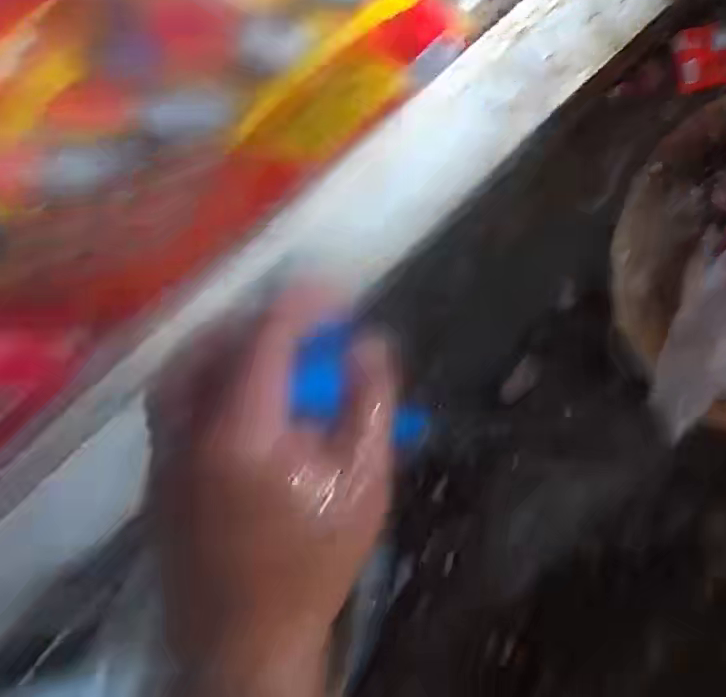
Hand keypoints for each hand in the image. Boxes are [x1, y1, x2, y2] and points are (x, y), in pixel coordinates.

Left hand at [150, 288, 396, 696]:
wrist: (250, 630)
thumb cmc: (323, 545)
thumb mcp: (369, 469)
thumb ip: (369, 398)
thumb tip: (367, 342)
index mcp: (242, 437)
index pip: (260, 349)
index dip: (297, 309)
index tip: (332, 286)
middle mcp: (187, 443)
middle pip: (200, 359)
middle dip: (256, 323)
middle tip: (314, 314)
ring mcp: (166, 465)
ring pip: (181, 383)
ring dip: (234, 350)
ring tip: (294, 344)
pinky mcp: (165, 482)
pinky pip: (183, 409)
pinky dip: (224, 380)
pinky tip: (273, 392)